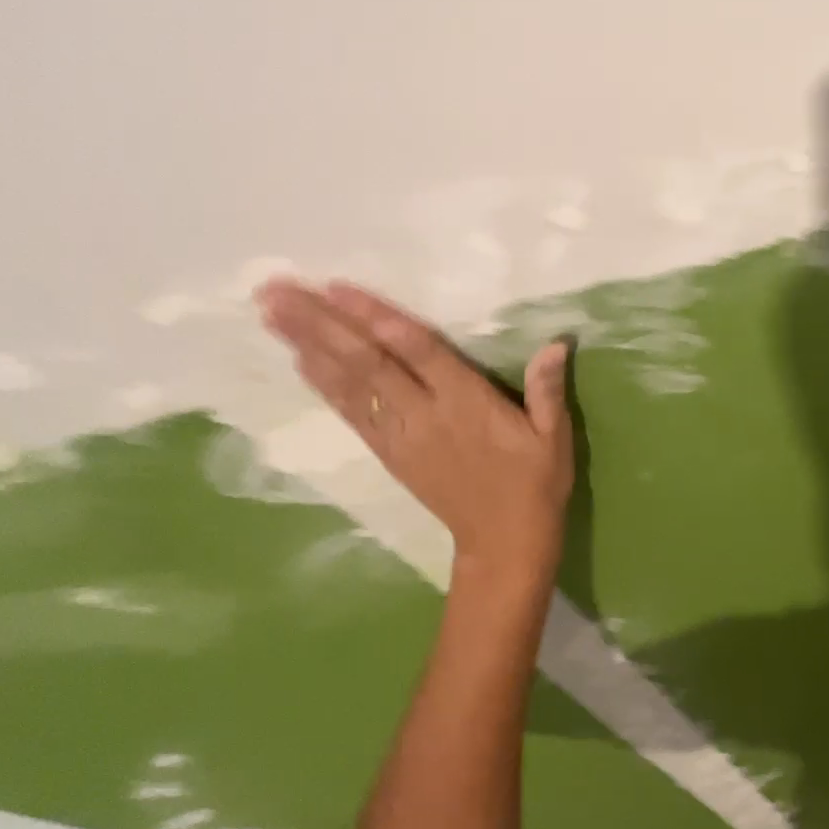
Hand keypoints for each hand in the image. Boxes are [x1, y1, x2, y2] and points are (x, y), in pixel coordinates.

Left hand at [254, 279, 575, 577]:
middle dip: (322, 324)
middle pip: (369, 362)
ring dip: (309, 346)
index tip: (340, 288)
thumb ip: (548, 390)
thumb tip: (556, 344)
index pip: (420, 352)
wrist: (504, 540)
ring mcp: (402, 435)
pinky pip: (352, 413)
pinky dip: (324, 384)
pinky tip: (300, 359)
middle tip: (277, 290)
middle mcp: (426, 414)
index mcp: (469, 404)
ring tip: (272, 312)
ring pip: (351, 383)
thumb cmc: (536, 482)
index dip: (379, 319)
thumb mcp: (554, 436)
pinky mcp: (390, 453)